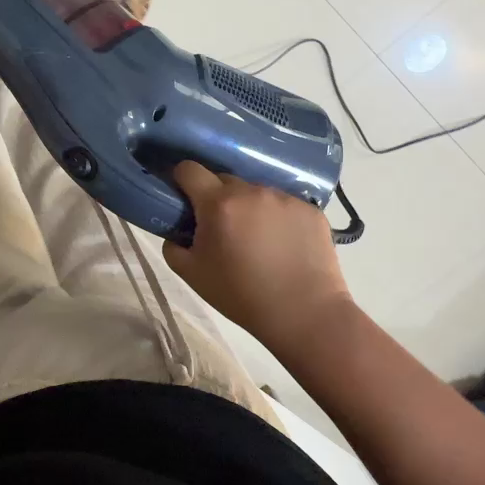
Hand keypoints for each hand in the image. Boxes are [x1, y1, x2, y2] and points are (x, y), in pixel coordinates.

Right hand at [162, 161, 355, 359]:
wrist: (305, 315)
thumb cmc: (241, 295)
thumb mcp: (192, 275)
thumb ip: (173, 246)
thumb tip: (176, 232)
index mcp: (218, 204)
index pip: (190, 169)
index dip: (181, 179)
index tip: (184, 197)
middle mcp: (251, 192)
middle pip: (224, 180)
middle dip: (217, 197)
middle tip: (222, 227)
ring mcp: (285, 198)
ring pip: (256, 192)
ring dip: (250, 207)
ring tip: (258, 239)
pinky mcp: (311, 210)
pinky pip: (285, 204)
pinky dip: (279, 217)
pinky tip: (284, 244)